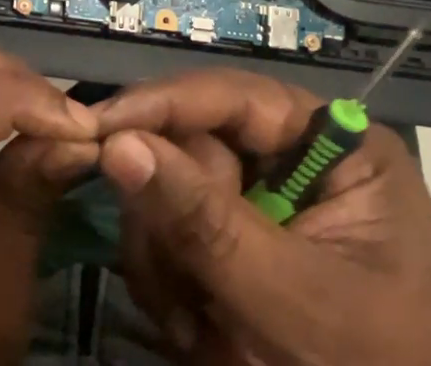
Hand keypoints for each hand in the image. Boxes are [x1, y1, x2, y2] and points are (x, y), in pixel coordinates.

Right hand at [96, 70, 430, 365]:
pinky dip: (172, 286)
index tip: (95, 131)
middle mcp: (296, 161)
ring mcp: (265, 205)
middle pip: (190, 149)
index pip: (232, 96)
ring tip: (193, 330)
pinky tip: (197, 334)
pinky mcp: (240, 246)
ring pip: (169, 195)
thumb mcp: (291, 296)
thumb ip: (203, 220)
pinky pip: (174, 238)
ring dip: (167, 264)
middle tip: (175, 290)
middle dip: (170, 221)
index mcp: (335, 146)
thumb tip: (116, 144)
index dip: (159, 106)